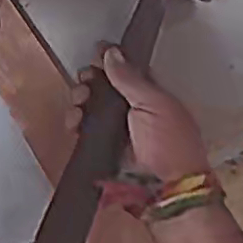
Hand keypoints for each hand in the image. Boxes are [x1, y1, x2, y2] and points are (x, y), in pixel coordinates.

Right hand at [66, 46, 209, 181]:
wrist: (163, 190)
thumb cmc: (169, 146)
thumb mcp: (155, 105)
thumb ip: (131, 78)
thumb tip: (112, 53)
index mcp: (151, 96)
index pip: (127, 70)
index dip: (111, 59)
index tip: (97, 51)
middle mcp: (131, 109)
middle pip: (102, 85)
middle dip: (89, 79)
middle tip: (85, 80)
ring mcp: (114, 128)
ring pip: (88, 104)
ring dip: (79, 99)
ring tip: (80, 104)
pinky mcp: (98, 145)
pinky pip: (80, 127)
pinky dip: (73, 121)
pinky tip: (75, 122)